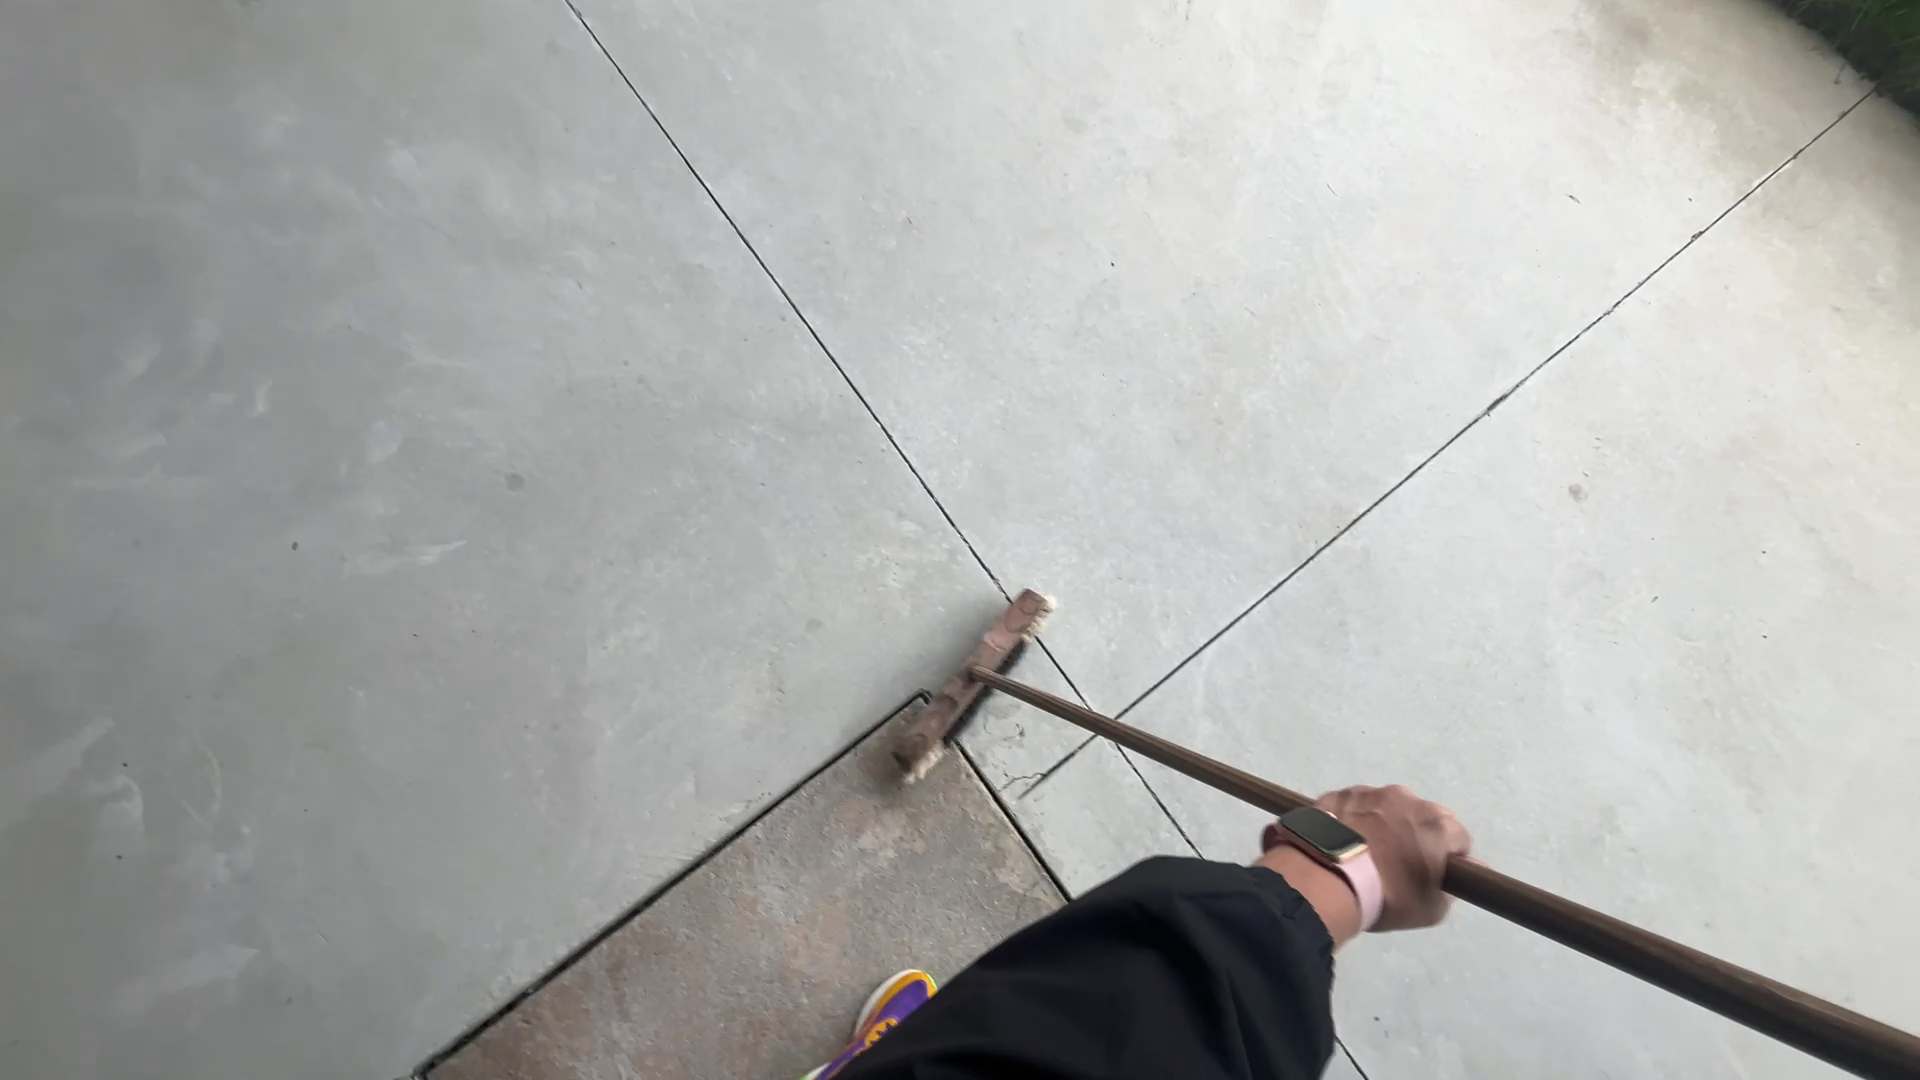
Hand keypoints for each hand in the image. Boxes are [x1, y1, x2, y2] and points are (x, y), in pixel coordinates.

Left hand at [1264, 785, 1472, 932]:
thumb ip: (1455, 883)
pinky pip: (1354, 804)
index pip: (1457, 837)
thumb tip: (1468, 866)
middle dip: (1417, 834)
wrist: (1326, 876)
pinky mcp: (1337, 792)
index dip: (1448, 856)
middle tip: (1399, 861)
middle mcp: (1405, 798)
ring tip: (1366, 850)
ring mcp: (1367, 791)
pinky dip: (1354, 817)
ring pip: (1386, 806)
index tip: (1433, 872)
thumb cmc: (1387, 896)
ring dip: (1383, 822)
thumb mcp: (1433, 906)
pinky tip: (1343, 839)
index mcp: (1437, 823)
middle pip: (1422, 816)